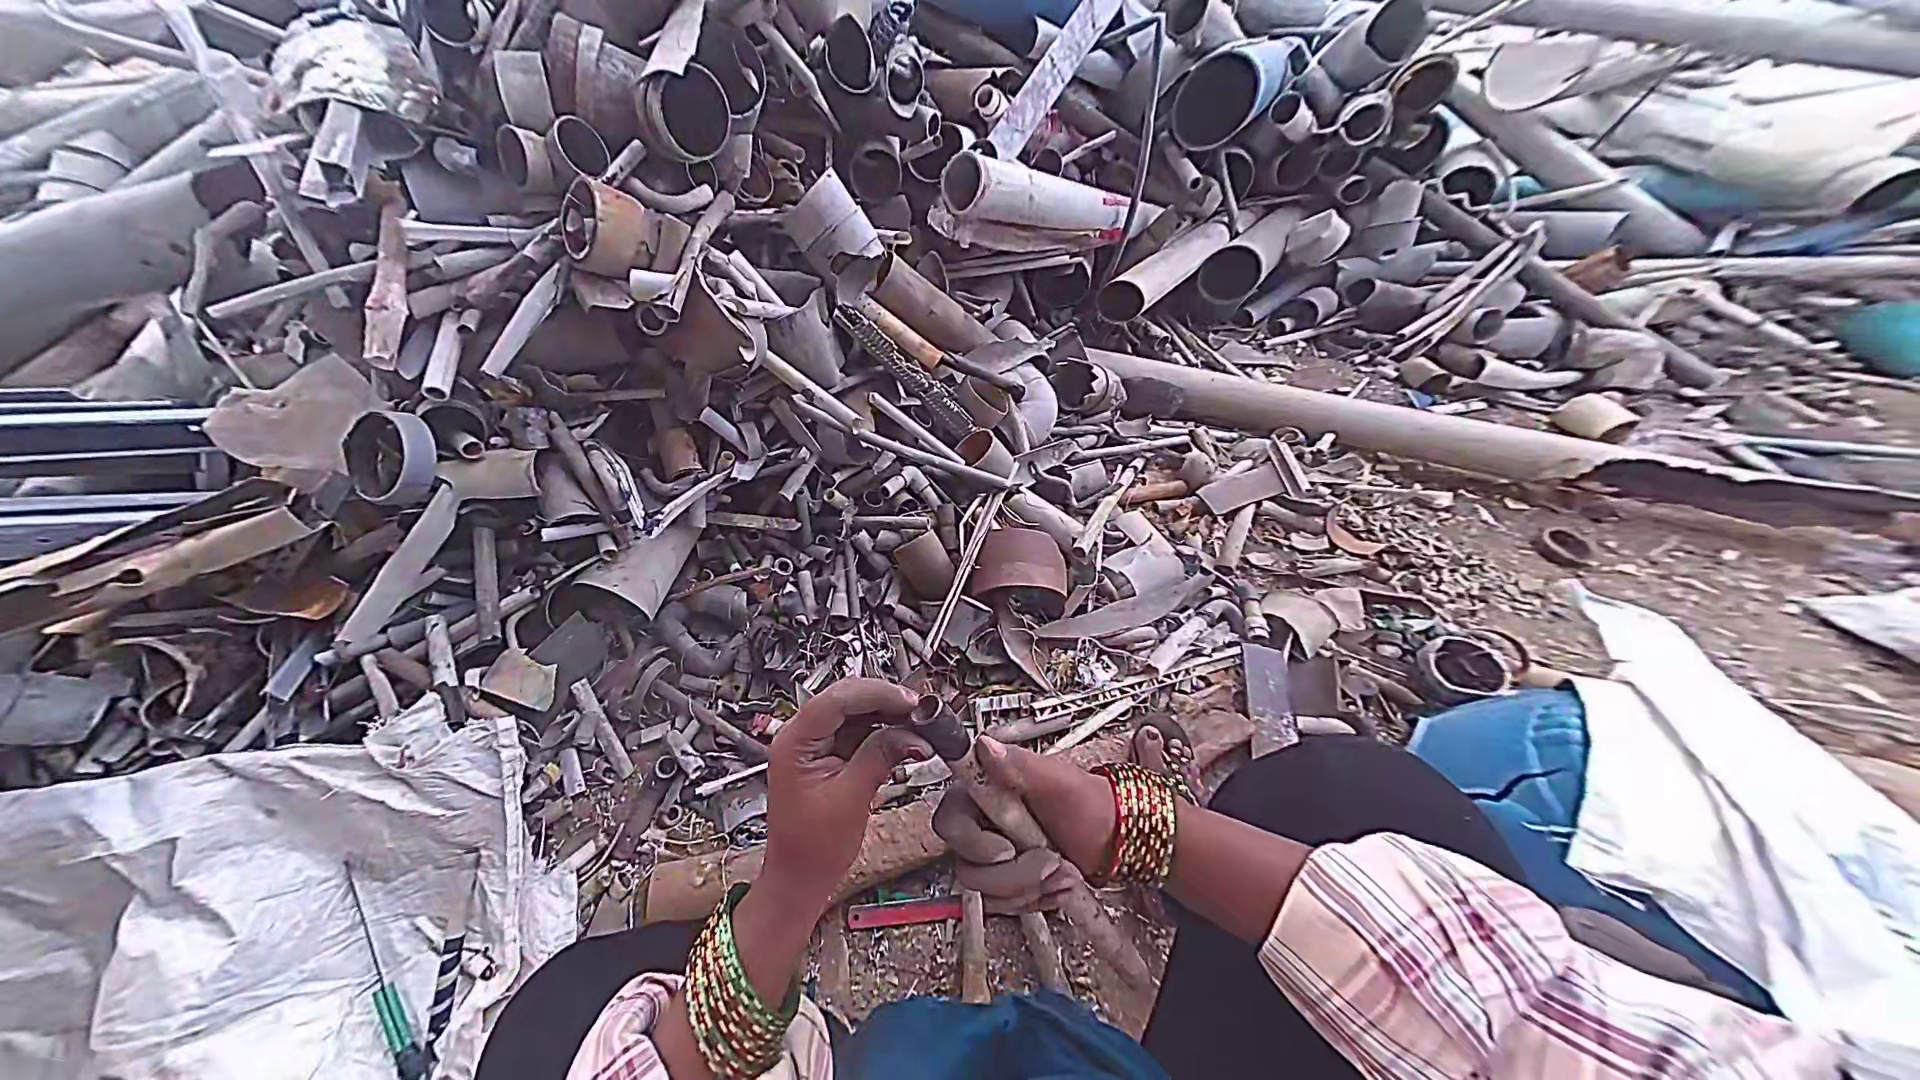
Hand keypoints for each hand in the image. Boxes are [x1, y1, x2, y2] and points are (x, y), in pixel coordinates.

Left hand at [763, 678, 931, 904]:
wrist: (800, 878)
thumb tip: (910, 732)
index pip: (837, 700)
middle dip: (885, 700)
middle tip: (918, 710)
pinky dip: (884, 728)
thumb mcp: (851, 799)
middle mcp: (802, 736)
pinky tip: (903, 734)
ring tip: (916, 722)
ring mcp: (816, 743)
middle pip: (847, 697)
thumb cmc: (811, 849)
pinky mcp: (831, 752)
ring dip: (888, 713)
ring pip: (856, 710)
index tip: (909, 702)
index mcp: (795, 742)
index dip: (877, 695)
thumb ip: (880, 757)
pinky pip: (860, 728)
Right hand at [932, 736, 1116, 908]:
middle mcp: (980, 823)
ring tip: (1063, 871)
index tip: (1006, 850)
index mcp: (983, 791)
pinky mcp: (1005, 881)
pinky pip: (1003, 905)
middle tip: (1049, 861)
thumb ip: (1020, 763)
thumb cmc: (1086, 802)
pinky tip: (1058, 883)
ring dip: (1028, 886)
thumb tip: (985, 745)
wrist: (1110, 837)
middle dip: (1012, 872)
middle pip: (967, 863)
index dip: (972, 842)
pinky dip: (1035, 899)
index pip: (950, 821)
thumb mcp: (1057, 779)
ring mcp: (991, 855)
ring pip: (985, 889)